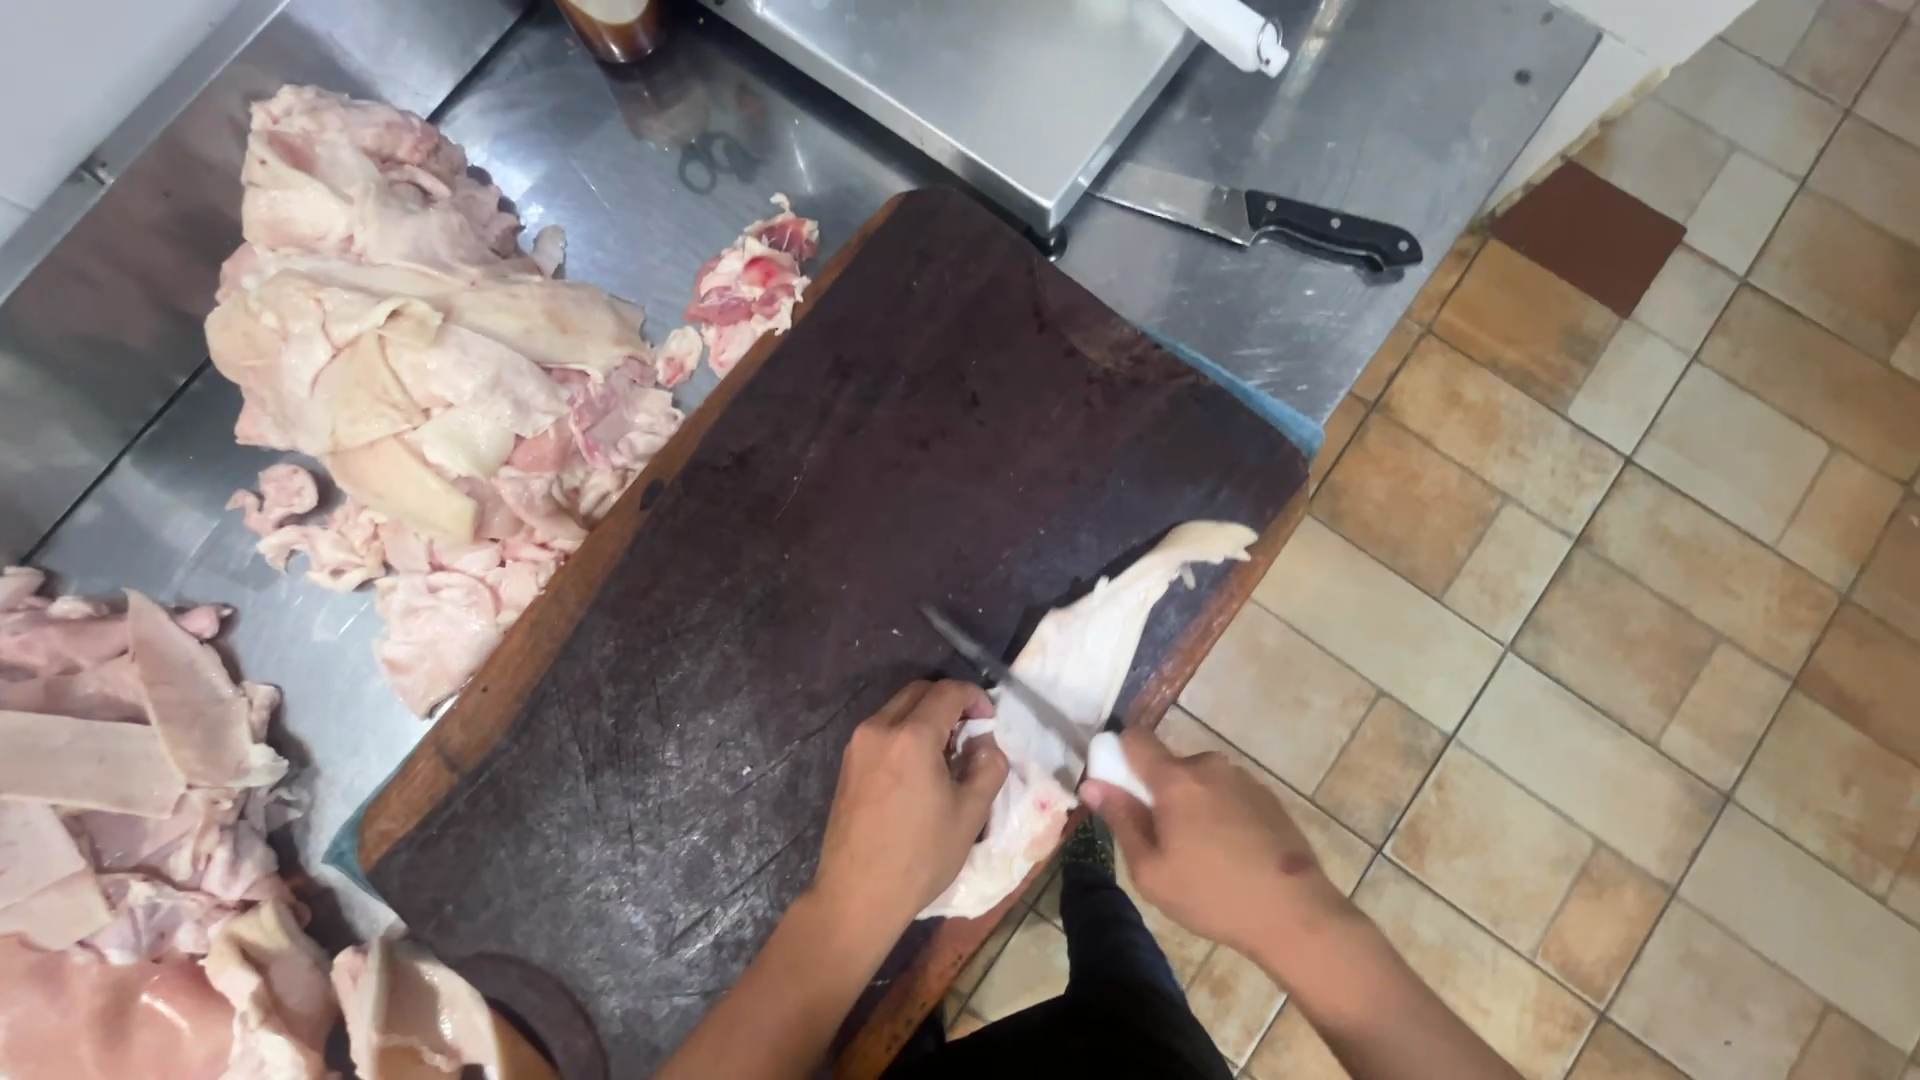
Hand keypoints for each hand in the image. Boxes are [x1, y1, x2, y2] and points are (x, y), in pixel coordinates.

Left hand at [811, 680, 1008, 932]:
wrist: (857, 895)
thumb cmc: (920, 856)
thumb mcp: (971, 813)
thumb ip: (988, 766)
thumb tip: (984, 743)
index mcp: (911, 737)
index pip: (948, 692)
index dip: (975, 697)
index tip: (990, 720)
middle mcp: (878, 729)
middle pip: (919, 692)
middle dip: (950, 701)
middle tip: (971, 731)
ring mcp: (857, 745)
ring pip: (898, 708)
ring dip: (926, 716)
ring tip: (947, 753)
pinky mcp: (847, 764)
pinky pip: (882, 730)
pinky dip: (906, 732)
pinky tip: (919, 768)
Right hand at [1081, 727, 1352, 964]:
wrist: (1297, 915)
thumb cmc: (1213, 895)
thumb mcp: (1151, 870)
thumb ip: (1120, 820)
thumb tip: (1092, 784)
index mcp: (1176, 779)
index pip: (1136, 737)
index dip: (1119, 754)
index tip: (1118, 787)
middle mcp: (1210, 766)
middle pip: (1168, 764)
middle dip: (1158, 791)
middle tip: (1164, 839)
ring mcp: (1244, 780)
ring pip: (1200, 780)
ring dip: (1192, 803)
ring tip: (1202, 853)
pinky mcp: (1269, 798)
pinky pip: (1228, 794)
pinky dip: (1220, 813)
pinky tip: (1232, 854)